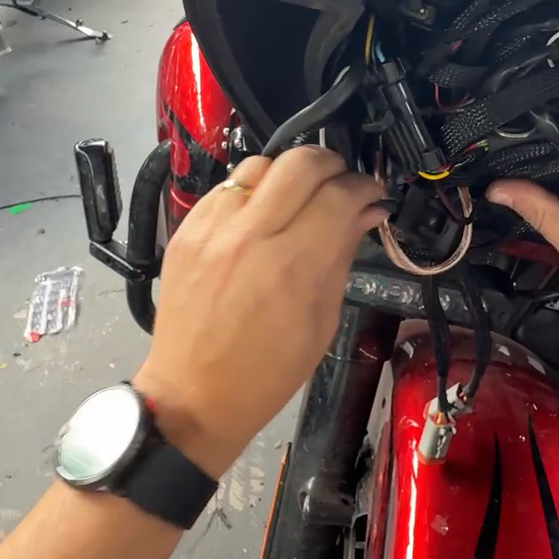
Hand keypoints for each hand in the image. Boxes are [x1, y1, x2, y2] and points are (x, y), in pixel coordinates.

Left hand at [133, 148, 385, 476]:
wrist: (193, 395)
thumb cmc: (266, 372)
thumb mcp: (322, 321)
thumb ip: (342, 255)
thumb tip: (364, 212)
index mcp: (291, 267)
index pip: (339, 194)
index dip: (365, 187)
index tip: (371, 195)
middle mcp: (250, 237)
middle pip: (301, 162)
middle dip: (332, 166)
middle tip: (341, 186)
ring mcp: (212, 230)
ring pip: (262, 163)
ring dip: (290, 173)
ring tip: (299, 197)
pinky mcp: (187, 230)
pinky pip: (227, 186)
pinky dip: (253, 190)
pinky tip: (261, 213)